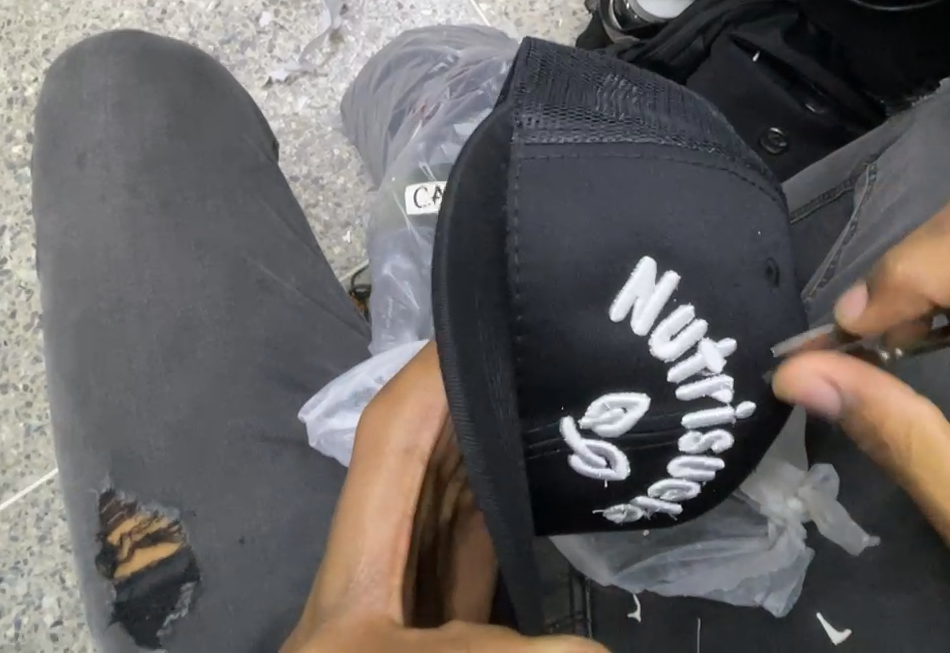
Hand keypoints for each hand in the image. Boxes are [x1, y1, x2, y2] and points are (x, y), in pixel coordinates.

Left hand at [283, 343, 604, 652]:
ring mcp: (402, 611)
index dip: (433, 375)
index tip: (484, 329)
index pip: (391, 441)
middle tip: (540, 363)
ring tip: (549, 415)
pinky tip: (537, 514)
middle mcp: (376, 576)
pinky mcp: (427, 635)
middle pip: (427, 467)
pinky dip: (503, 534)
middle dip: (479, 407)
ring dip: (496, 464)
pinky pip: (470, 568)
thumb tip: (594, 648)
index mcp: (356, 573)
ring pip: (451, 516)